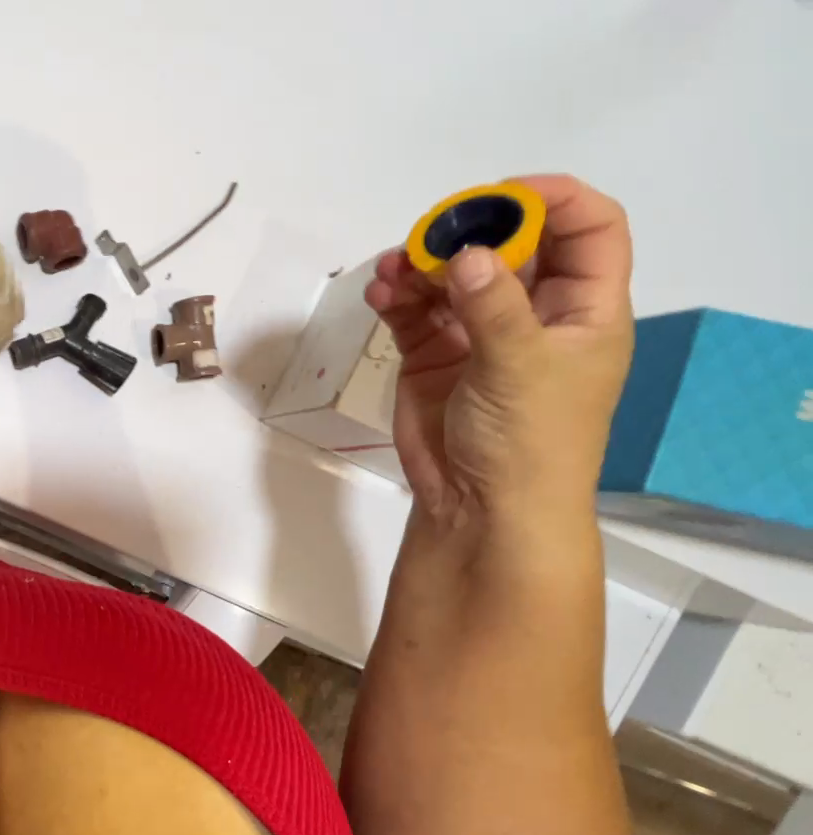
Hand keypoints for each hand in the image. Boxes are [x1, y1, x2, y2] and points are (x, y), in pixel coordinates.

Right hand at [365, 176, 634, 522]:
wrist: (480, 504)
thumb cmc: (529, 436)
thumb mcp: (521, 367)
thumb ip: (493, 307)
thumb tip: (463, 255)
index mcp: (582, 308)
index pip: (587, 230)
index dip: (552, 201)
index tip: (498, 197)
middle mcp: (531, 313)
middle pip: (509, 248)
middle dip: (470, 234)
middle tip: (430, 232)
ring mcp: (477, 335)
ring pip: (452, 279)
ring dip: (423, 266)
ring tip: (393, 268)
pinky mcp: (431, 358)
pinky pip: (414, 314)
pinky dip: (396, 298)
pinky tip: (380, 292)